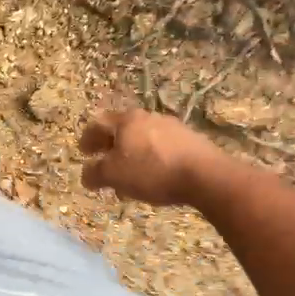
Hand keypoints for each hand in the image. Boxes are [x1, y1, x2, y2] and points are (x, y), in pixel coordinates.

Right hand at [79, 108, 228, 206]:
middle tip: (107, 164)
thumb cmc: (152, 171)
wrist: (209, 178)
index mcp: (126, 120)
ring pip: (145, 139)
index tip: (84, 153)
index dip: (87, 139)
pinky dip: (155, 159)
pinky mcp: (195, 142)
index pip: (98, 124)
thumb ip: (94, 173)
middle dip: (112, 147)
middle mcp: (149, 117)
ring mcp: (175, 128)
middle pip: (123, 130)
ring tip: (133, 175)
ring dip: (135, 155)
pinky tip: (158, 176)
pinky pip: (165, 148)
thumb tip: (87, 175)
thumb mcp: (113, 175)